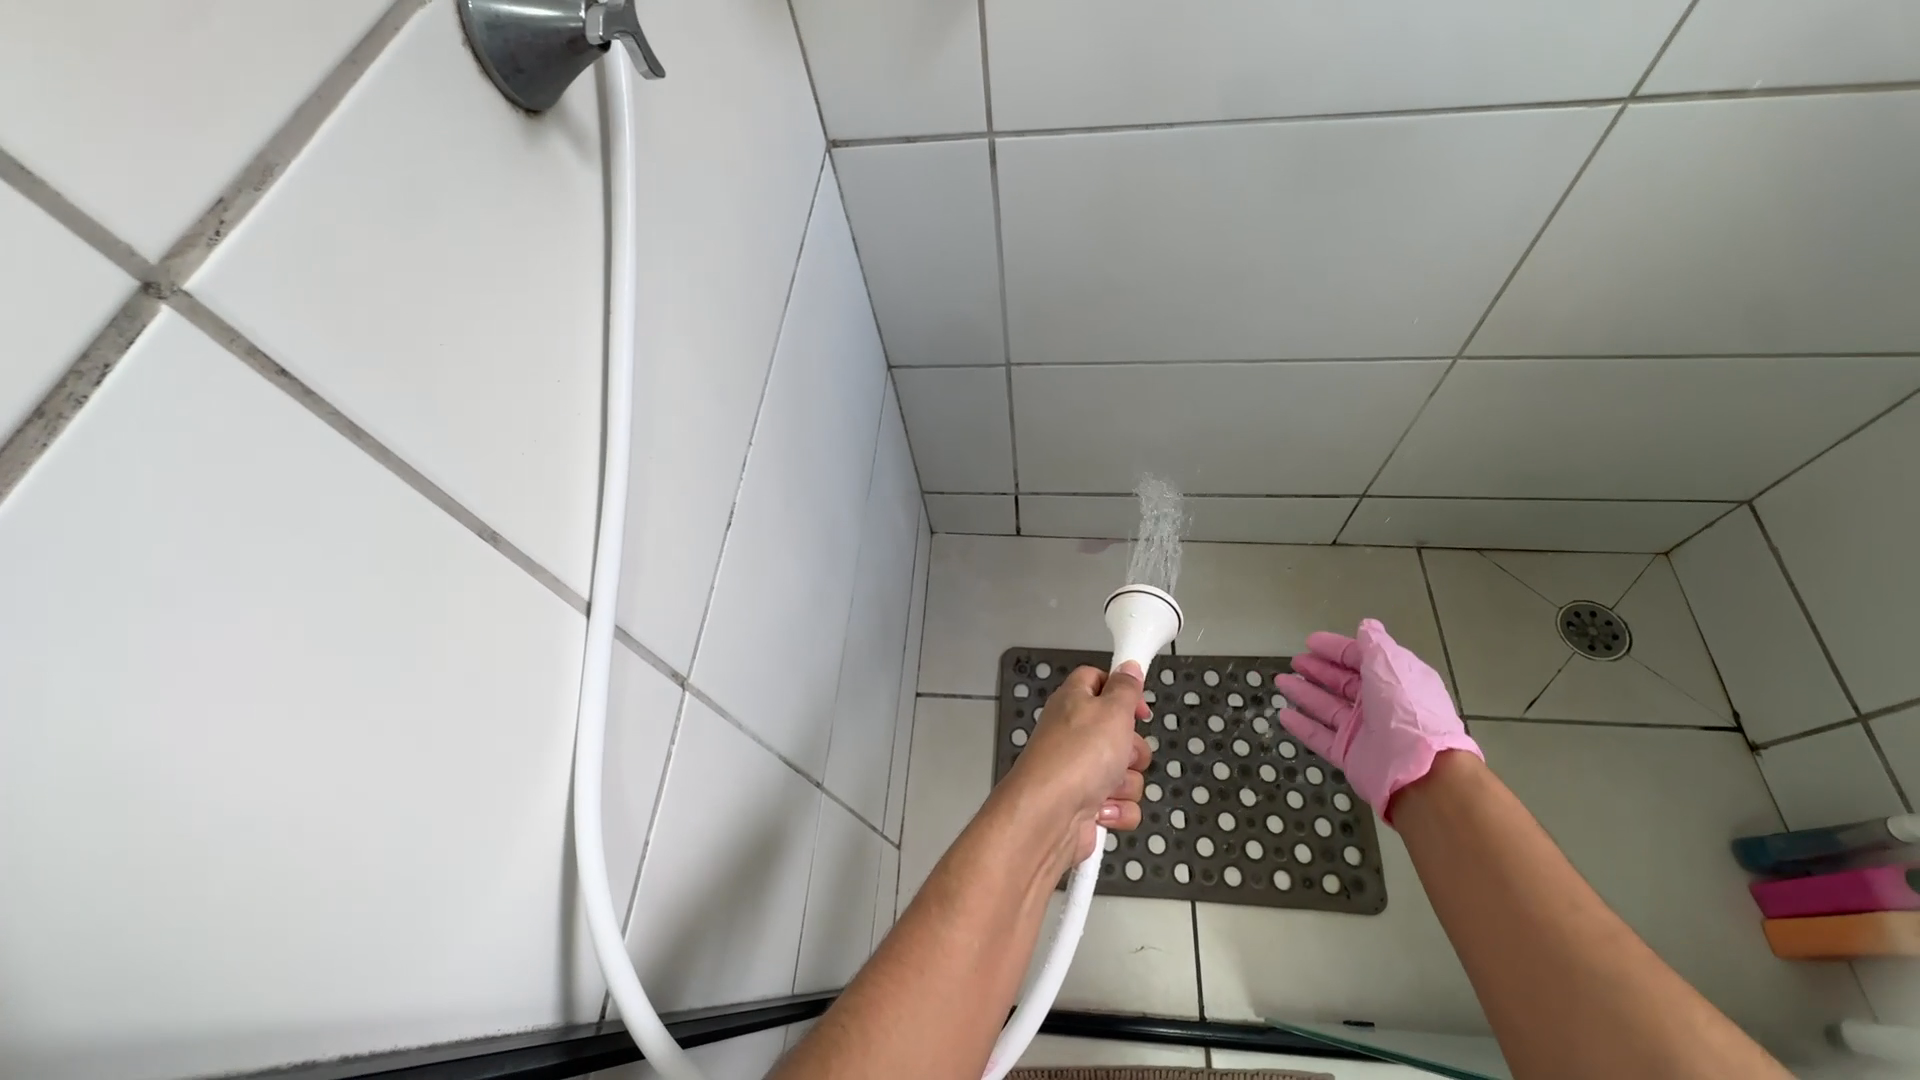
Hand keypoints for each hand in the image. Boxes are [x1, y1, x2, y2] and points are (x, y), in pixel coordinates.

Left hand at [1005, 663, 1151, 864]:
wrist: (1049, 816)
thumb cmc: (1075, 757)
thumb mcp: (1111, 710)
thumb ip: (1125, 688)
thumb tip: (1129, 668)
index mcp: (1074, 703)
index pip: (1098, 682)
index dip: (1122, 691)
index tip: (1140, 707)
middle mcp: (1074, 735)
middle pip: (1122, 734)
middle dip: (1133, 749)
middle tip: (1122, 753)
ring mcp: (1080, 772)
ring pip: (1126, 773)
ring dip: (1125, 783)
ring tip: (1106, 786)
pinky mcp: (1087, 805)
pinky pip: (1121, 805)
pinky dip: (1117, 810)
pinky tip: (1101, 810)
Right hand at [1272, 619, 1481, 822]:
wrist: (1419, 772)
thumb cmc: (1406, 711)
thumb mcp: (1391, 666)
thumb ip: (1375, 645)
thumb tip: (1366, 626)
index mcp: (1394, 680)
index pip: (1361, 658)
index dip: (1336, 649)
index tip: (1310, 642)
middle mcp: (1380, 704)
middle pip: (1343, 682)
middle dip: (1319, 669)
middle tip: (1295, 661)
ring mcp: (1364, 730)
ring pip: (1328, 707)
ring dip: (1305, 693)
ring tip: (1281, 681)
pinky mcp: (1349, 754)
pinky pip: (1320, 736)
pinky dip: (1302, 726)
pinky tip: (1283, 714)